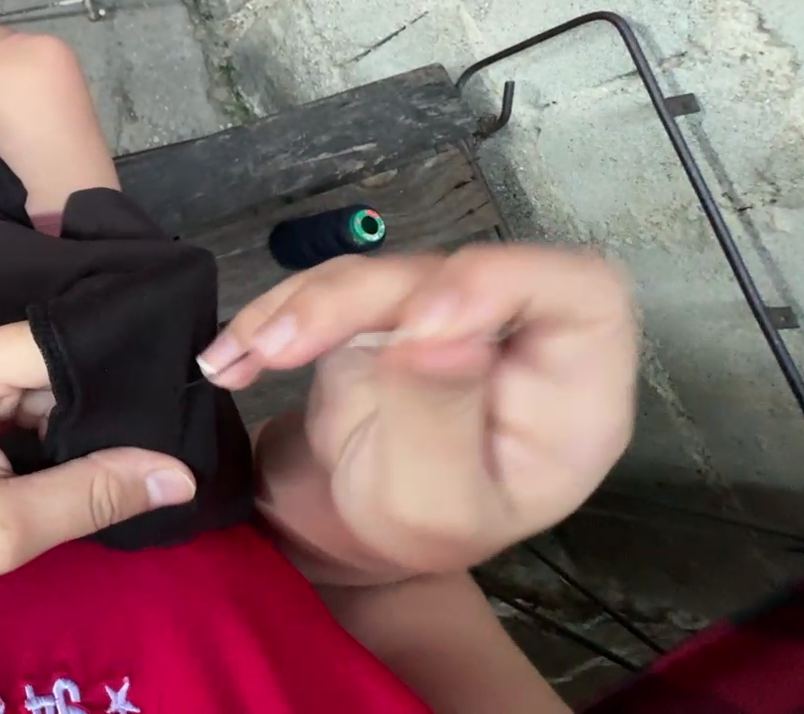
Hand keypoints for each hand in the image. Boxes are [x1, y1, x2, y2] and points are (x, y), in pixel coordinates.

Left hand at [0, 322, 197, 613]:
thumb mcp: (5, 530)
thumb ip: (92, 494)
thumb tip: (177, 471)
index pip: (60, 336)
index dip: (121, 354)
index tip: (186, 372)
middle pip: (55, 356)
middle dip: (110, 390)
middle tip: (180, 418)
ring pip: (45, 380)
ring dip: (86, 411)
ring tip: (153, 436)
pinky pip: (25, 396)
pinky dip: (57, 423)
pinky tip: (102, 445)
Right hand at [200, 245, 637, 574]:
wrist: (344, 520)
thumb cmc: (406, 530)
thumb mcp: (430, 502)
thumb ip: (437, 419)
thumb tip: (441, 337)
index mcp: (561, 390)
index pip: (575, 290)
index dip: (499, 283)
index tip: (415, 324)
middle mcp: (501, 337)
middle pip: (439, 273)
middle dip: (350, 304)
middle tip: (280, 351)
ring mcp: (429, 315)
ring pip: (368, 273)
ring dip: (297, 308)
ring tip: (241, 360)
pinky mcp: (367, 312)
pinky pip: (316, 288)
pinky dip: (265, 316)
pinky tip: (228, 359)